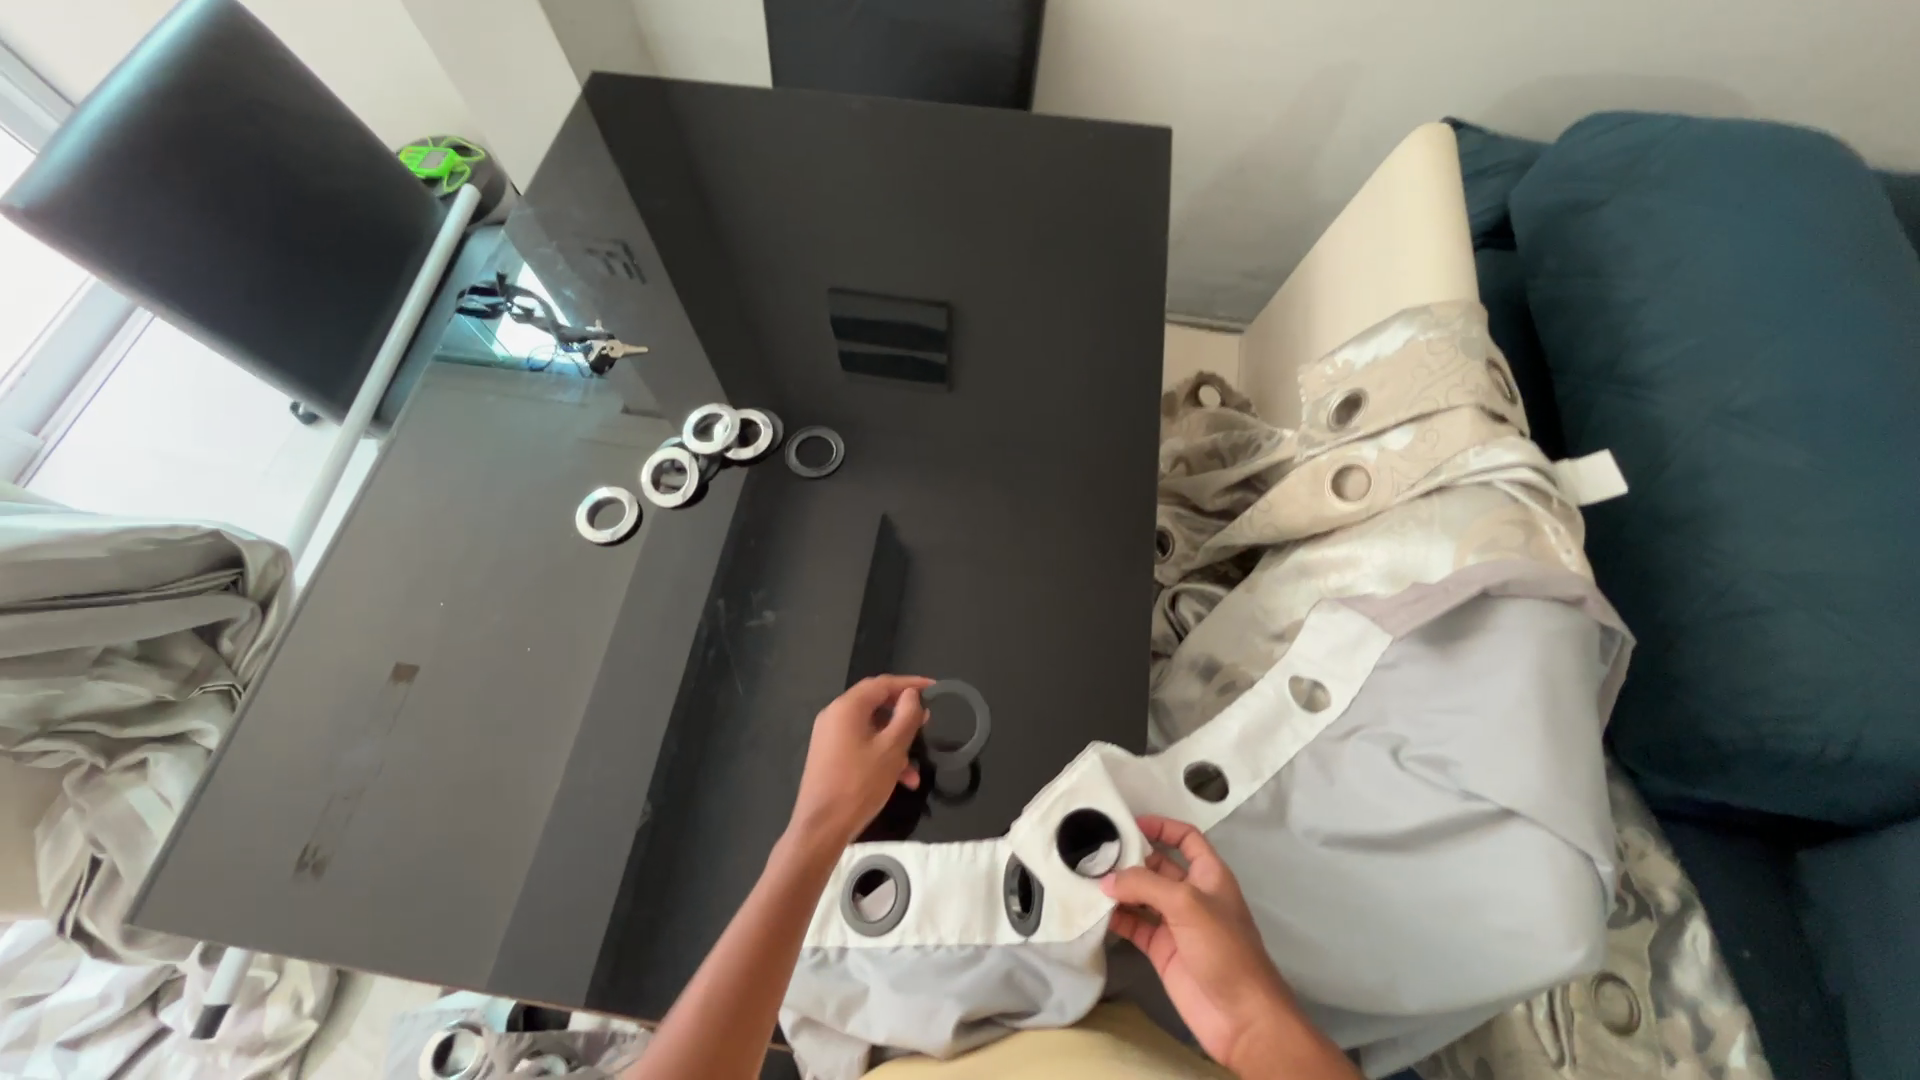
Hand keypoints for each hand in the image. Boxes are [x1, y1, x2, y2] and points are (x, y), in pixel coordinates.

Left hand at [787, 675, 931, 848]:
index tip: (935, 688)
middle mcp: (834, 716)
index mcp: (847, 708)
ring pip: (871, 729)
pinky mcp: (830, 756)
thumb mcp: (892, 750)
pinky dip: (882, 755)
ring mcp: (830, 737)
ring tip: (916, 766)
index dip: (910, 684)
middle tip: (928, 723)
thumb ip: (906, 717)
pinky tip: (902, 780)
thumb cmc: (858, 785)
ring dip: (896, 743)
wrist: (821, 828)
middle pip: (875, 704)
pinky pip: (861, 745)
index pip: (882, 683)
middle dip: (904, 716)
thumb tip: (911, 695)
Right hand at [1103, 816, 1352, 1077]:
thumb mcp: (1187, 904)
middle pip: (1157, 866)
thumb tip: (1107, 881)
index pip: (1186, 838)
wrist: (1241, 1016)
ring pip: (1141, 896)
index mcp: (1209, 875)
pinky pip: (1134, 925)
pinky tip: (1095, 911)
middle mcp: (1191, 894)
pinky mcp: (1161, 950)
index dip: (1162, 827)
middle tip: (1094, 852)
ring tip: (1087, 878)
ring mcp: (1175, 923)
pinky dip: (1116, 917)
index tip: (1130, 824)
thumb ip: (1145, 885)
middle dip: (1130, 858)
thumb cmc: (1224, 948)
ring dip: (1118, 888)